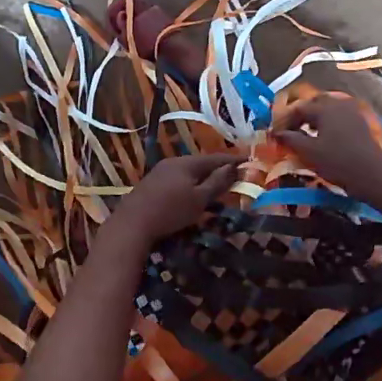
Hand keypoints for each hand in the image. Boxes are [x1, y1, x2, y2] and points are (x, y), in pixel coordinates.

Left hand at [107, 154, 241, 243]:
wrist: (132, 223)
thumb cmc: (171, 211)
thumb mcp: (199, 199)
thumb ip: (217, 182)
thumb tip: (233, 167)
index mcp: (187, 162)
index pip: (216, 158)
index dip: (233, 160)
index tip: (249, 160)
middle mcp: (173, 162)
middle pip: (201, 163)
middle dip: (217, 168)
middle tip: (234, 174)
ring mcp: (159, 172)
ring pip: (188, 171)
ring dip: (202, 177)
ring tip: (215, 185)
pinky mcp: (151, 184)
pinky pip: (177, 179)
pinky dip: (189, 184)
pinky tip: (191, 193)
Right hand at [273, 95, 381, 197]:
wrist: (373, 175)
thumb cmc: (337, 162)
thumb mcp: (308, 152)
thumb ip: (290, 139)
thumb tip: (276, 133)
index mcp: (325, 108)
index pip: (298, 108)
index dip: (284, 120)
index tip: (275, 134)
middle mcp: (339, 104)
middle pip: (314, 103)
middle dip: (299, 115)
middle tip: (289, 130)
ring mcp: (352, 113)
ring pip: (327, 109)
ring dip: (313, 118)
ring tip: (303, 134)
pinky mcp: (360, 123)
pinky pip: (337, 116)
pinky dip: (326, 122)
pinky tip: (322, 137)